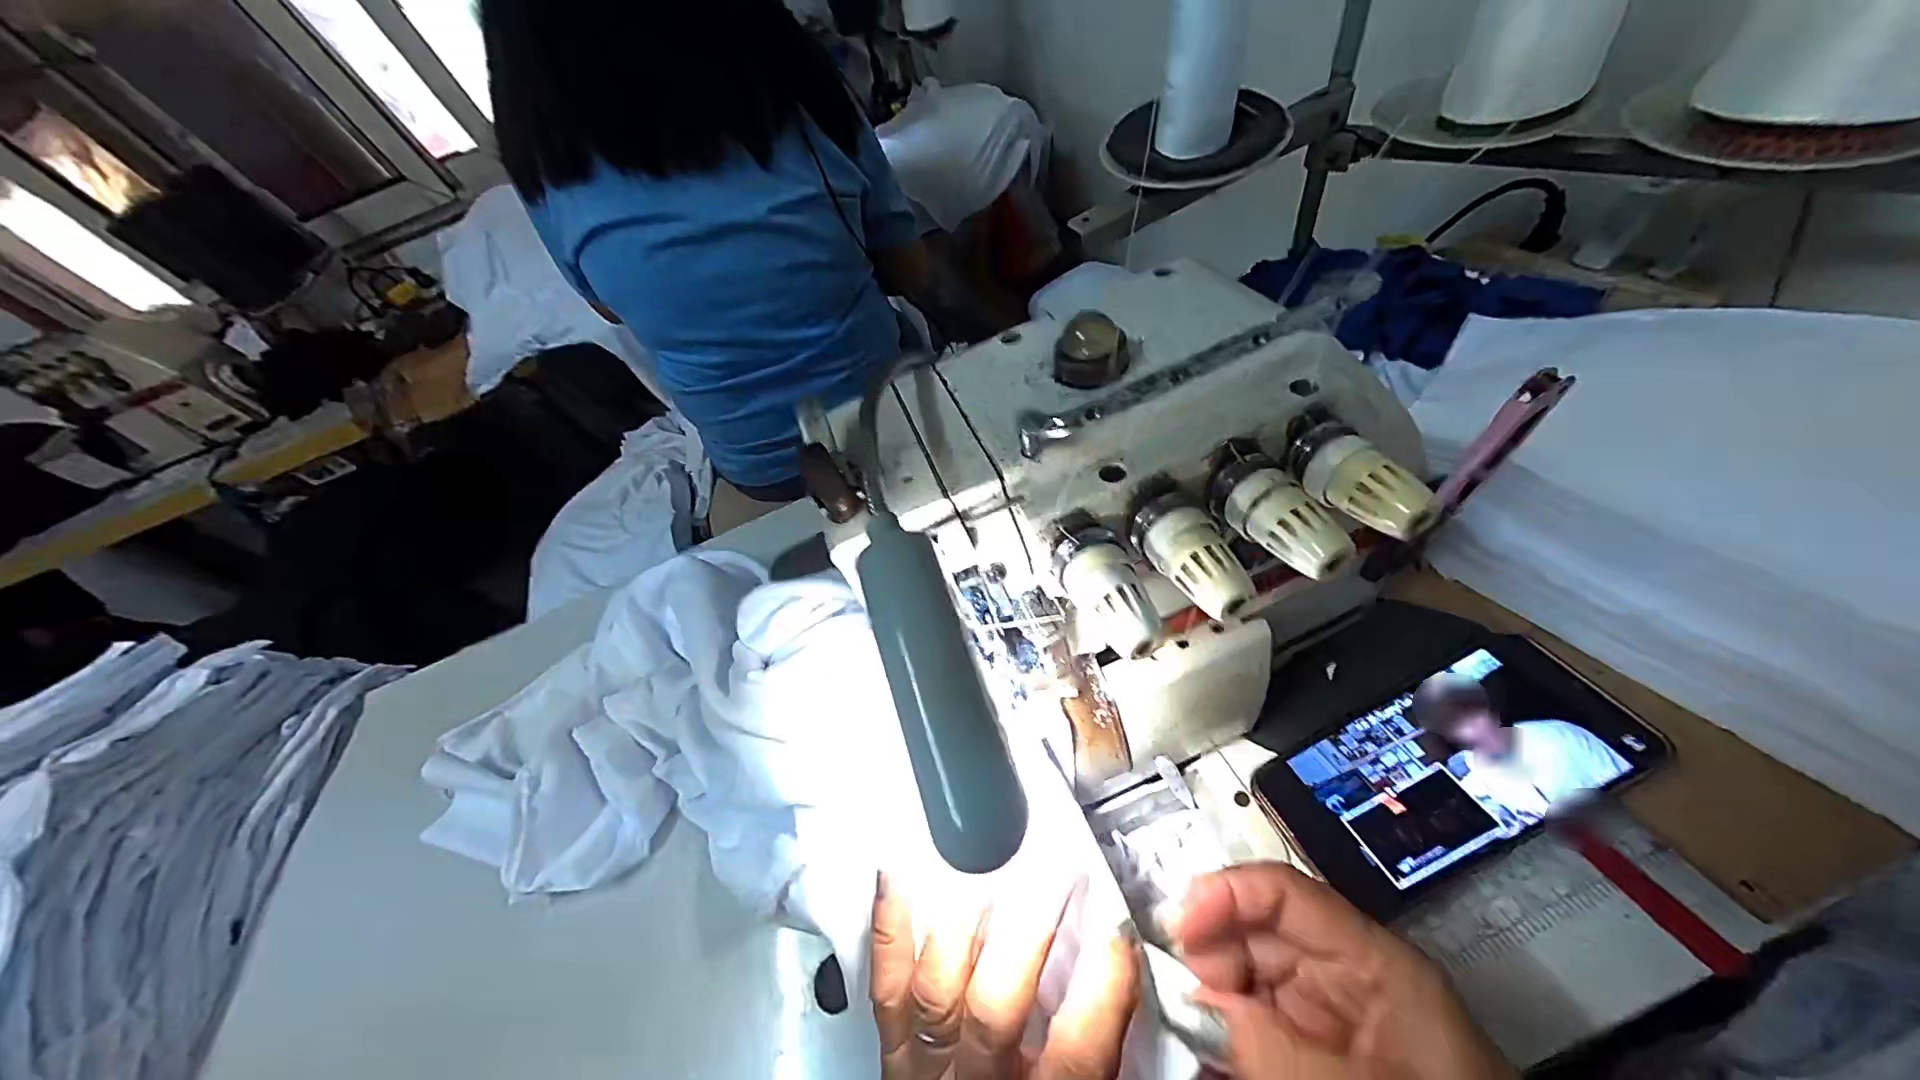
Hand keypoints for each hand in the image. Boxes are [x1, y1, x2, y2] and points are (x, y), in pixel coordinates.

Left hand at [869, 873, 1141, 1079]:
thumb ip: (1115, 1055)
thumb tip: (1152, 993)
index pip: (1076, 1057)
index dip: (1100, 992)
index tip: (1117, 932)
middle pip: (994, 1010)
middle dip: (1023, 937)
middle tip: (1050, 877)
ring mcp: (927, 1067)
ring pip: (936, 990)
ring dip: (961, 924)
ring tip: (986, 870)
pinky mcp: (895, 1051)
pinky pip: (887, 988)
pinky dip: (890, 929)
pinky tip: (898, 879)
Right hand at [1173, 863, 1514, 1079]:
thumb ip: (1276, 1043)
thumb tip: (1201, 1003)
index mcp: (1374, 960)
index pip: (1285, 891)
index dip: (1224, 893)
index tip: (1178, 924)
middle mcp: (1347, 974)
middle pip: (1258, 931)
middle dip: (1209, 950)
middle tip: (1173, 985)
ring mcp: (1331, 1015)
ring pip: (1249, 978)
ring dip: (1210, 993)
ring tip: (1182, 1020)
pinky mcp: (1319, 1050)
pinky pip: (1258, 1023)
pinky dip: (1227, 1029)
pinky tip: (1206, 1045)